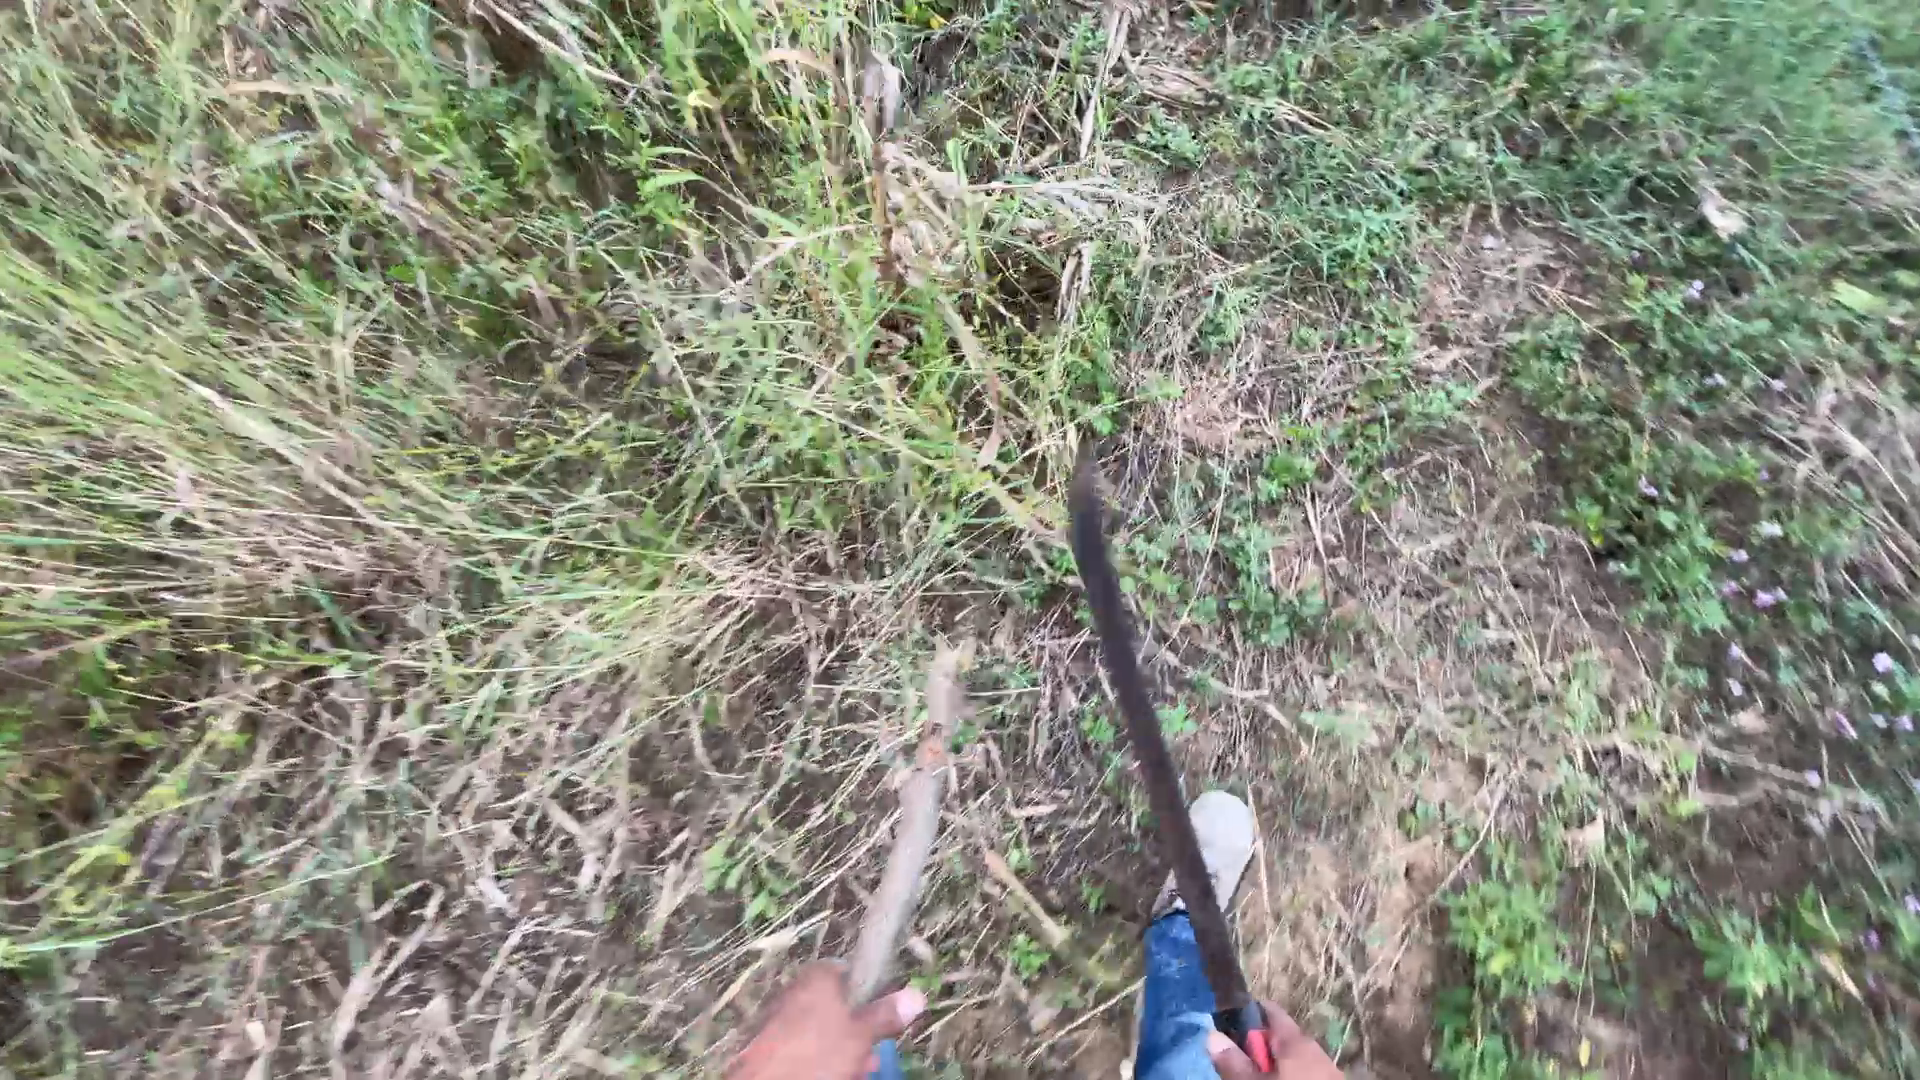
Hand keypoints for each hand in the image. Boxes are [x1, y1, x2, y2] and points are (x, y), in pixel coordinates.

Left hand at [726, 961, 927, 1079]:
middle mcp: (798, 988)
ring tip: (853, 1074)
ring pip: (821, 1031)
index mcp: (819, 975)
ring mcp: (779, 1016)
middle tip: (868, 1060)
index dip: (871, 1000)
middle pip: (838, 1007)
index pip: (853, 975)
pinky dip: (815, 1059)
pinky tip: (828, 1074)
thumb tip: (918, 994)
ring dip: (839, 1051)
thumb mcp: (860, 1036)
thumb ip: (886, 1015)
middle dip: (856, 1034)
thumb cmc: (817, 1054)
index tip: (881, 1026)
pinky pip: (801, 1046)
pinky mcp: (766, 1044)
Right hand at [1205, 1003, 1342, 1079]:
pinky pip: (1306, 1078)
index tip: (1226, 1032)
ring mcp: (1328, 1073)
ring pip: (1291, 1063)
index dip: (1244, 1017)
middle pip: (1277, 1039)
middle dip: (1257, 1052)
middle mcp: (1315, 1050)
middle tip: (1240, 1071)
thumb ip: (1234, 1063)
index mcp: (1296, 1040)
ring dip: (1273, 1072)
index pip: (1266, 1009)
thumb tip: (1213, 1036)